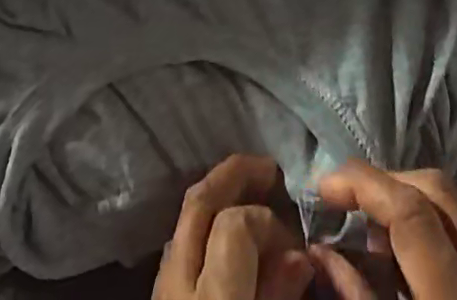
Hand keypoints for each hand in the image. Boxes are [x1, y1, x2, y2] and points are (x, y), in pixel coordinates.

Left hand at [153, 154, 316, 299]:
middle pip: (200, 200)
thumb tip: (297, 254)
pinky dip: (208, 214)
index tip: (294, 241)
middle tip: (272, 169)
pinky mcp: (159, 283)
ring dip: (220, 188)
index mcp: (213, 295)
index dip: (267, 220)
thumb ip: (278, 294)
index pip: (235, 224)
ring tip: (254, 187)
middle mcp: (179, 274)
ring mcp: (162, 277)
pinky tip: (229, 222)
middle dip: (236, 173)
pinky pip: (182, 232)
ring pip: (186, 210)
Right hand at [309, 161, 456, 299]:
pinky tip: (401, 265)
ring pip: (455, 209)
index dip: (363, 186)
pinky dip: (426, 232)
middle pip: (440, 191)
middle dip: (383, 182)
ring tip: (368, 238)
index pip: (414, 215)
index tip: (322, 190)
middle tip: (343, 204)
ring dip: (402, 204)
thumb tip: (321, 251)